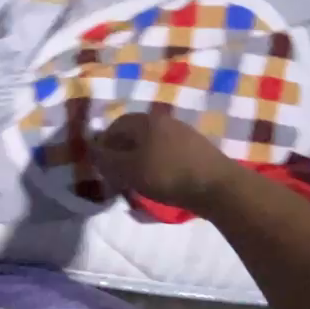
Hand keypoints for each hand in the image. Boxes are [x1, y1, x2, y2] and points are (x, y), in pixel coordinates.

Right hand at [91, 111, 247, 213]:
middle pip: (135, 133)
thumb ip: (105, 159)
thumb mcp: (127, 169)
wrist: (218, 187)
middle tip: (117, 172)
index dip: (104, 143)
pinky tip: (160, 179)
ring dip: (140, 158)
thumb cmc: (166, 175)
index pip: (116, 125)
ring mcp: (184, 133)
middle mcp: (165, 121)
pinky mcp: (198, 148)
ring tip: (137, 178)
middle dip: (122, 151)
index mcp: (146, 121)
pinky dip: (157, 162)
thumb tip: (91, 148)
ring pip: (151, 143)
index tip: (101, 163)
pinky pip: (167, 151)